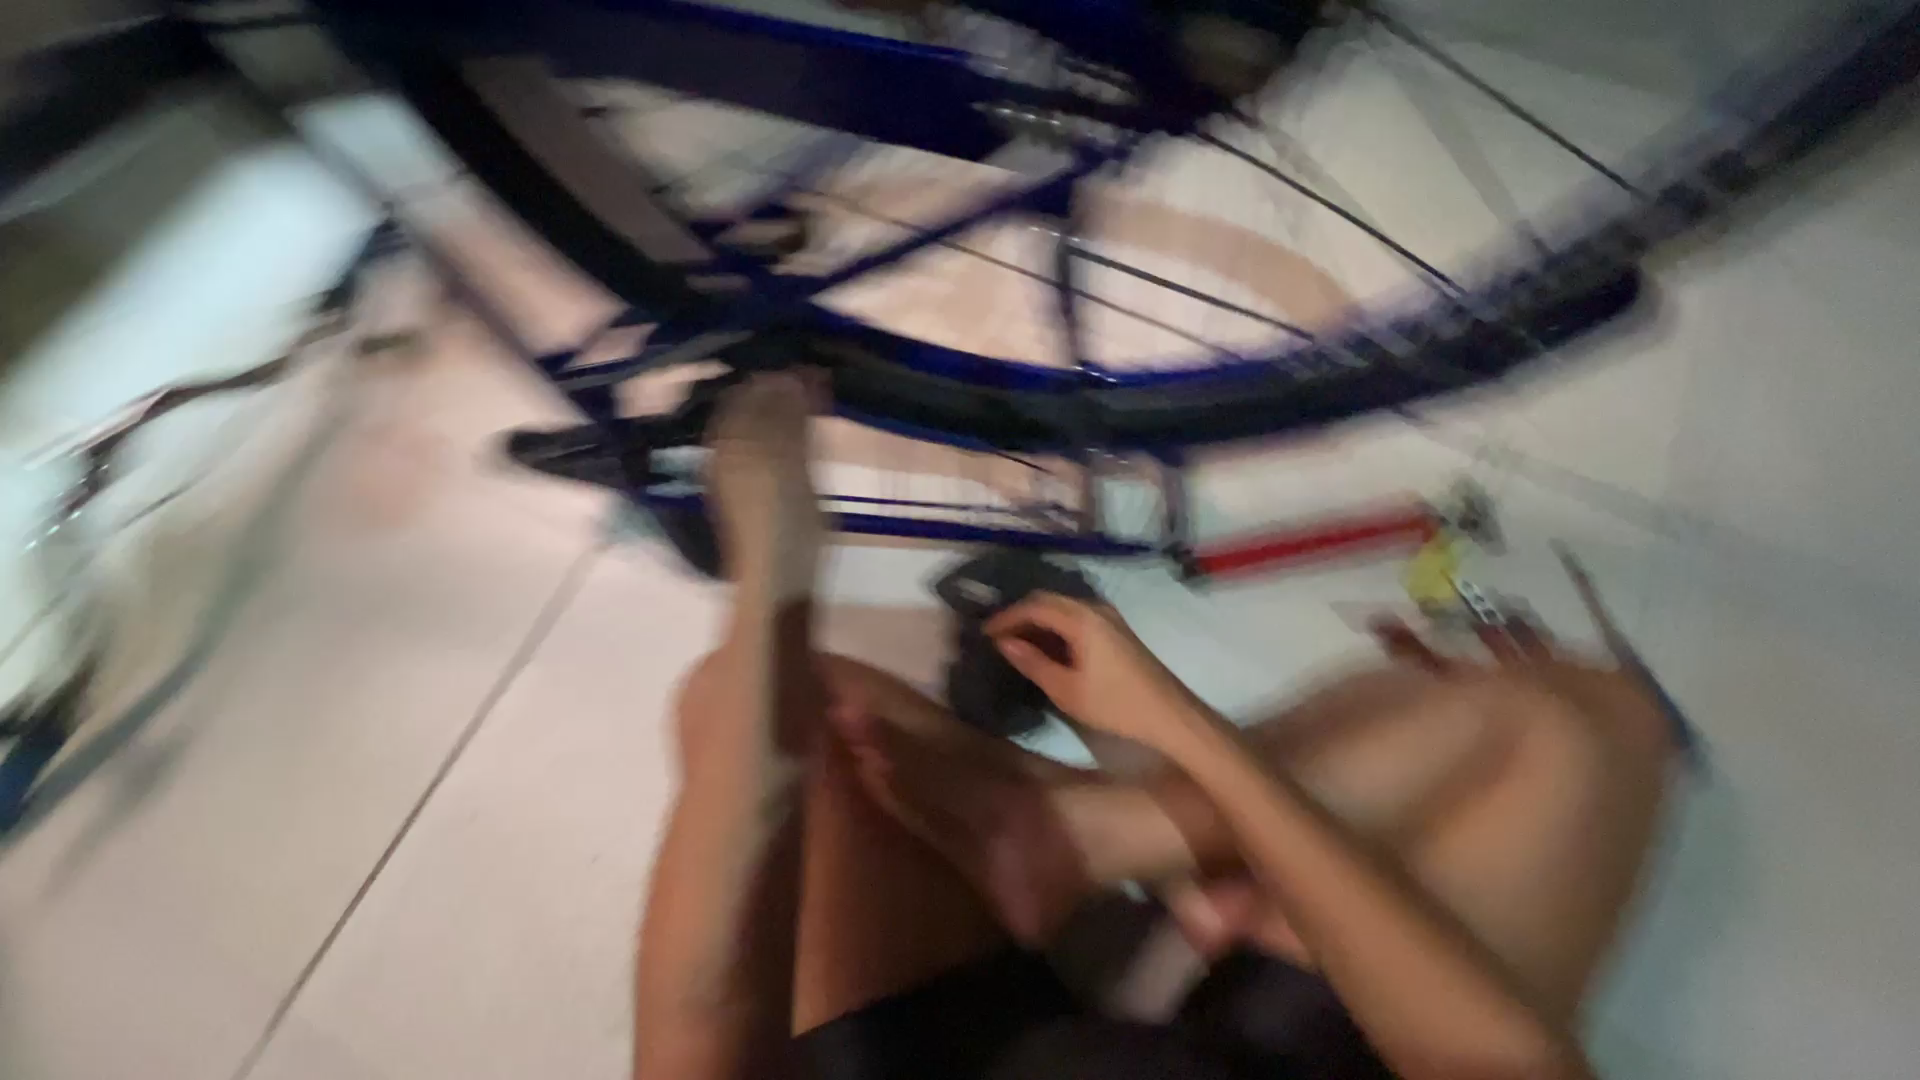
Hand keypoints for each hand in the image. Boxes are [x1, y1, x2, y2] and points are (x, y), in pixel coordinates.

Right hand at [984, 592, 1197, 747]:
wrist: (1169, 714)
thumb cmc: (1115, 704)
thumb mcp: (1066, 689)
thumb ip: (1032, 662)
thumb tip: (1005, 643)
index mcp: (1082, 619)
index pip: (1035, 606)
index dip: (1006, 617)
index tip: (984, 633)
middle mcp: (1095, 608)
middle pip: (1048, 600)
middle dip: (1020, 615)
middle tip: (996, 636)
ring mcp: (1108, 617)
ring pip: (1063, 608)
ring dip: (1038, 621)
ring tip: (1015, 642)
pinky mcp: (1115, 629)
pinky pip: (1076, 617)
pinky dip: (1055, 627)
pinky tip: (1045, 647)